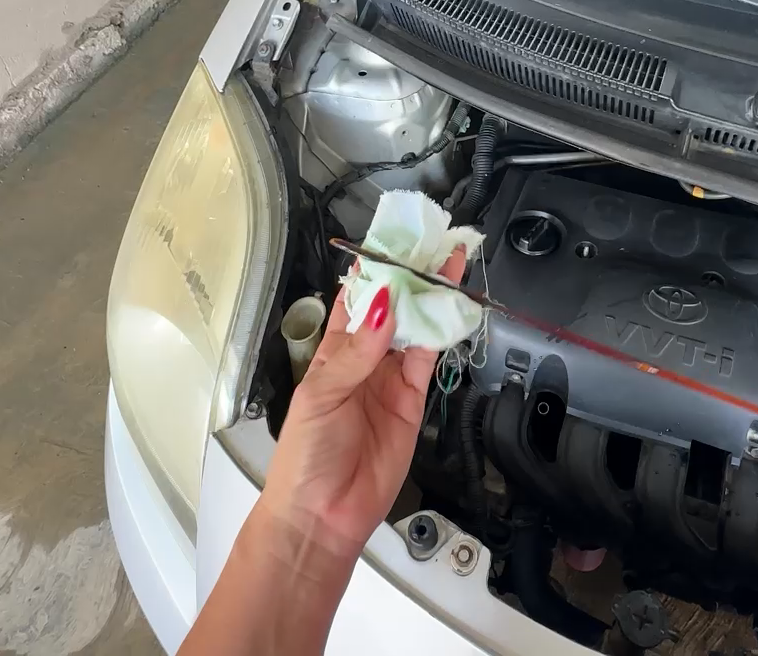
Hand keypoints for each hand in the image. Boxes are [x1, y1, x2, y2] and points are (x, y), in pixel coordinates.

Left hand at [257, 247, 465, 562]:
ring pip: (416, 326)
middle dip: (411, 277)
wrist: (323, 516)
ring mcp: (390, 376)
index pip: (356, 298)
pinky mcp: (412, 397)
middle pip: (394, 307)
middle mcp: (365, 356)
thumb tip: (385, 306)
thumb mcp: (321, 394)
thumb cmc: (305, 455)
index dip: (375, 270)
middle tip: (432, 244)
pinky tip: (452, 308)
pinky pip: (429, 358)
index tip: (393, 240)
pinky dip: (442, 333)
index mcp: (334, 349)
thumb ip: (356, 351)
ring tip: (450, 264)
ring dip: (432, 298)